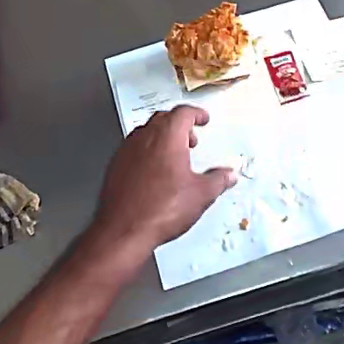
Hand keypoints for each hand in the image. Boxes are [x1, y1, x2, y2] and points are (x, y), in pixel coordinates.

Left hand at [90, 105, 236, 252]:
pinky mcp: (115, 167)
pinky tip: (154, 173)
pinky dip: (147, 154)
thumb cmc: (158, 209)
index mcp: (167, 137)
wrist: (123, 230)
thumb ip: (218, 180)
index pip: (183, 113)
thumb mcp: (201, 195)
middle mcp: (144, 138)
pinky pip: (133, 151)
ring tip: (174, 156)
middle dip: (179, 125)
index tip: (202, 118)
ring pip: (146, 134)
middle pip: (163, 119)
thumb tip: (228, 175)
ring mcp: (126, 152)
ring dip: (162, 139)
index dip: (196, 114)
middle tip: (191, 137)